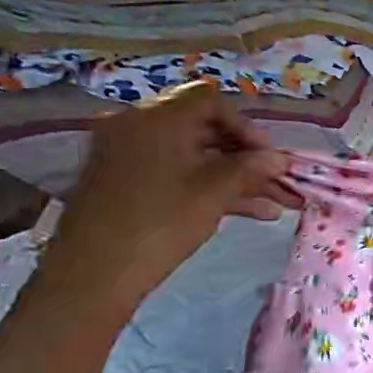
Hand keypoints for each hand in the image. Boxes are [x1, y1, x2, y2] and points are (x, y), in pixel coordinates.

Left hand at [37, 82, 299, 318]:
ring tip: (275, 207)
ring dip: (234, 179)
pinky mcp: (125, 183)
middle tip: (277, 183)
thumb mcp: (212, 194)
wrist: (94, 273)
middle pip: (202, 129)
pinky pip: (174, 174)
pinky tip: (247, 213)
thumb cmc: (159, 224)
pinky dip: (207, 188)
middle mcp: (139, 126)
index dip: (245, 126)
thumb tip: (278, 159)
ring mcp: (129, 155)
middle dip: (246, 158)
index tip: (269, 157)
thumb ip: (248, 170)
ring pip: (193, 158)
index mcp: (157, 117)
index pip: (209, 100)